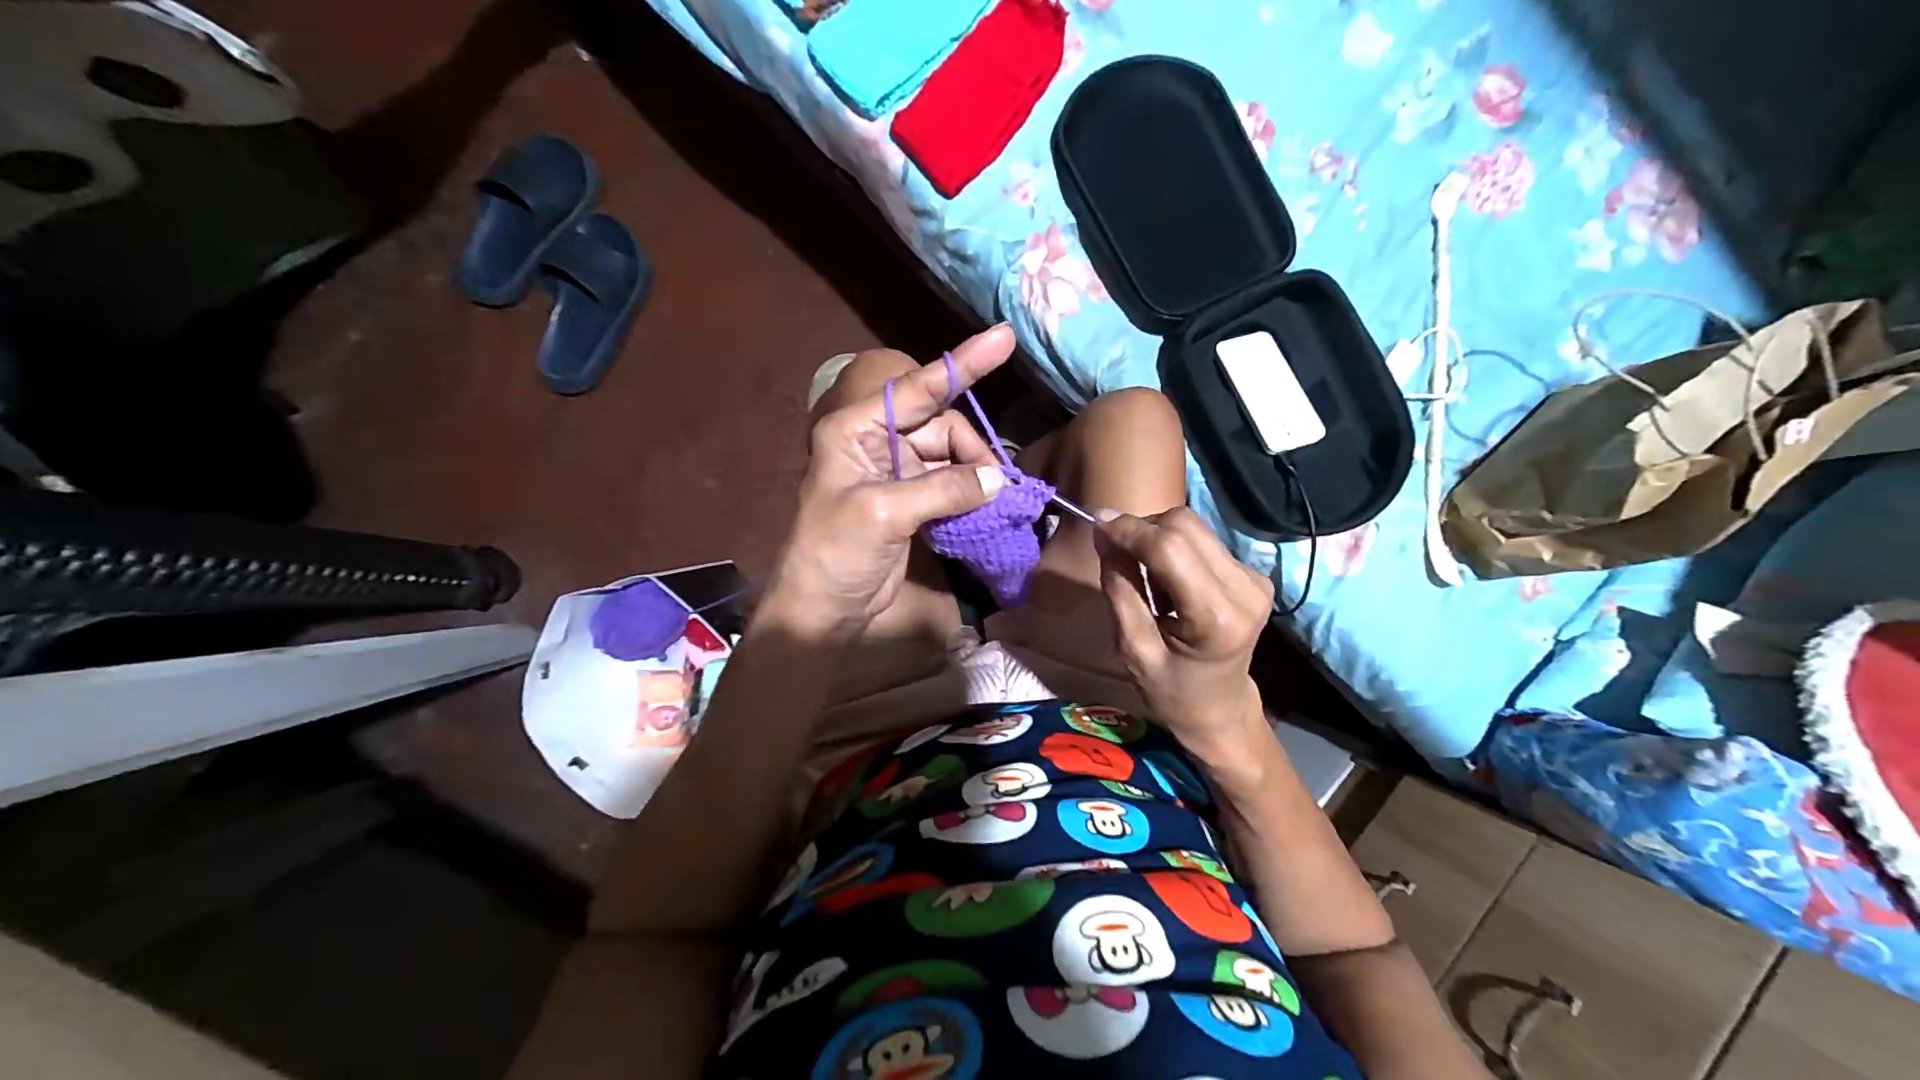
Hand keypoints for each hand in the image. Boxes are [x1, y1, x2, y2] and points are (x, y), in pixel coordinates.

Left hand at [760, 326, 1015, 639]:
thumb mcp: (884, 513)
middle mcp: (877, 442)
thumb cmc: (835, 551)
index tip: (1004, 337)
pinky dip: (971, 493)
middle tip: (997, 484)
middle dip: (972, 449)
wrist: (824, 607)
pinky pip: (951, 484)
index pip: (918, 388)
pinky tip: (989, 505)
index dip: (964, 363)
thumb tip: (998, 480)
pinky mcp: (911, 501)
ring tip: (995, 500)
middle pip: (942, 425)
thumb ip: (943, 489)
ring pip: (951, 456)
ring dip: (976, 474)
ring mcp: (896, 472)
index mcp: (857, 428)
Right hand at [1095, 507, 1274, 760]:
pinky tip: (1166, 579)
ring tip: (1143, 574)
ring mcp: (1254, 578)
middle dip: (1141, 530)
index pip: (1169, 549)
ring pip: (1192, 526)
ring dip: (1156, 537)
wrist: (1219, 708)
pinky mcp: (1253, 572)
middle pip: (1183, 526)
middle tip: (1114, 552)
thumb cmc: (1170, 690)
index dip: (1129, 530)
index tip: (1096, 526)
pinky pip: (1202, 539)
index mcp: (1216, 618)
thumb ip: (1119, 588)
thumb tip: (1104, 531)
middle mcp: (1244, 590)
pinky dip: (1173, 548)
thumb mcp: (1131, 648)